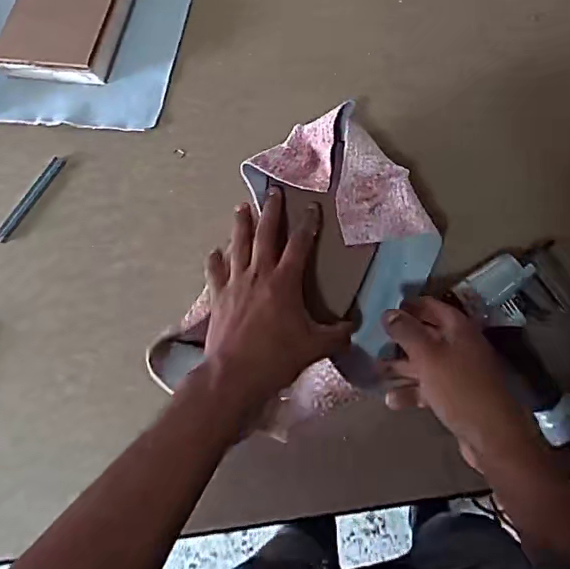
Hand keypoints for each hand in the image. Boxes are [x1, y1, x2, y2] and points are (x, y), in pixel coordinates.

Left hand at [199, 187, 354, 412]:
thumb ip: (337, 335)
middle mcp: (259, 274)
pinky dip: (216, 260)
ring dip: (240, 225)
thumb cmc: (277, 357)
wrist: (232, 376)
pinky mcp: (218, 298)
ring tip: (241, 207)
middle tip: (272, 192)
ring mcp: (235, 284)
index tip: (312, 206)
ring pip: (238, 246)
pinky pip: (216, 273)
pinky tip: (215, 252)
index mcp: (285, 281)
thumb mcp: (316, 346)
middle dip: (271, 212)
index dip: (308, 223)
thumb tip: (355, 327)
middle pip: (265, 235)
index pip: (300, 244)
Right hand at [381, 298, 548, 474]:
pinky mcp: (454, 395)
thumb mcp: (429, 356)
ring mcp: (457, 371)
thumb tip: (388, 312)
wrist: (491, 434)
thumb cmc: (459, 387)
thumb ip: (407, 333)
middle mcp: (458, 344)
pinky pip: (428, 387)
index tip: (382, 308)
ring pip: (424, 363)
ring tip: (375, 371)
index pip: (429, 306)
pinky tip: (391, 400)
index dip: (407, 305)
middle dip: (399, 339)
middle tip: (371, 341)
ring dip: (401, 367)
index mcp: (457, 327)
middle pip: (425, 335)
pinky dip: (411, 391)